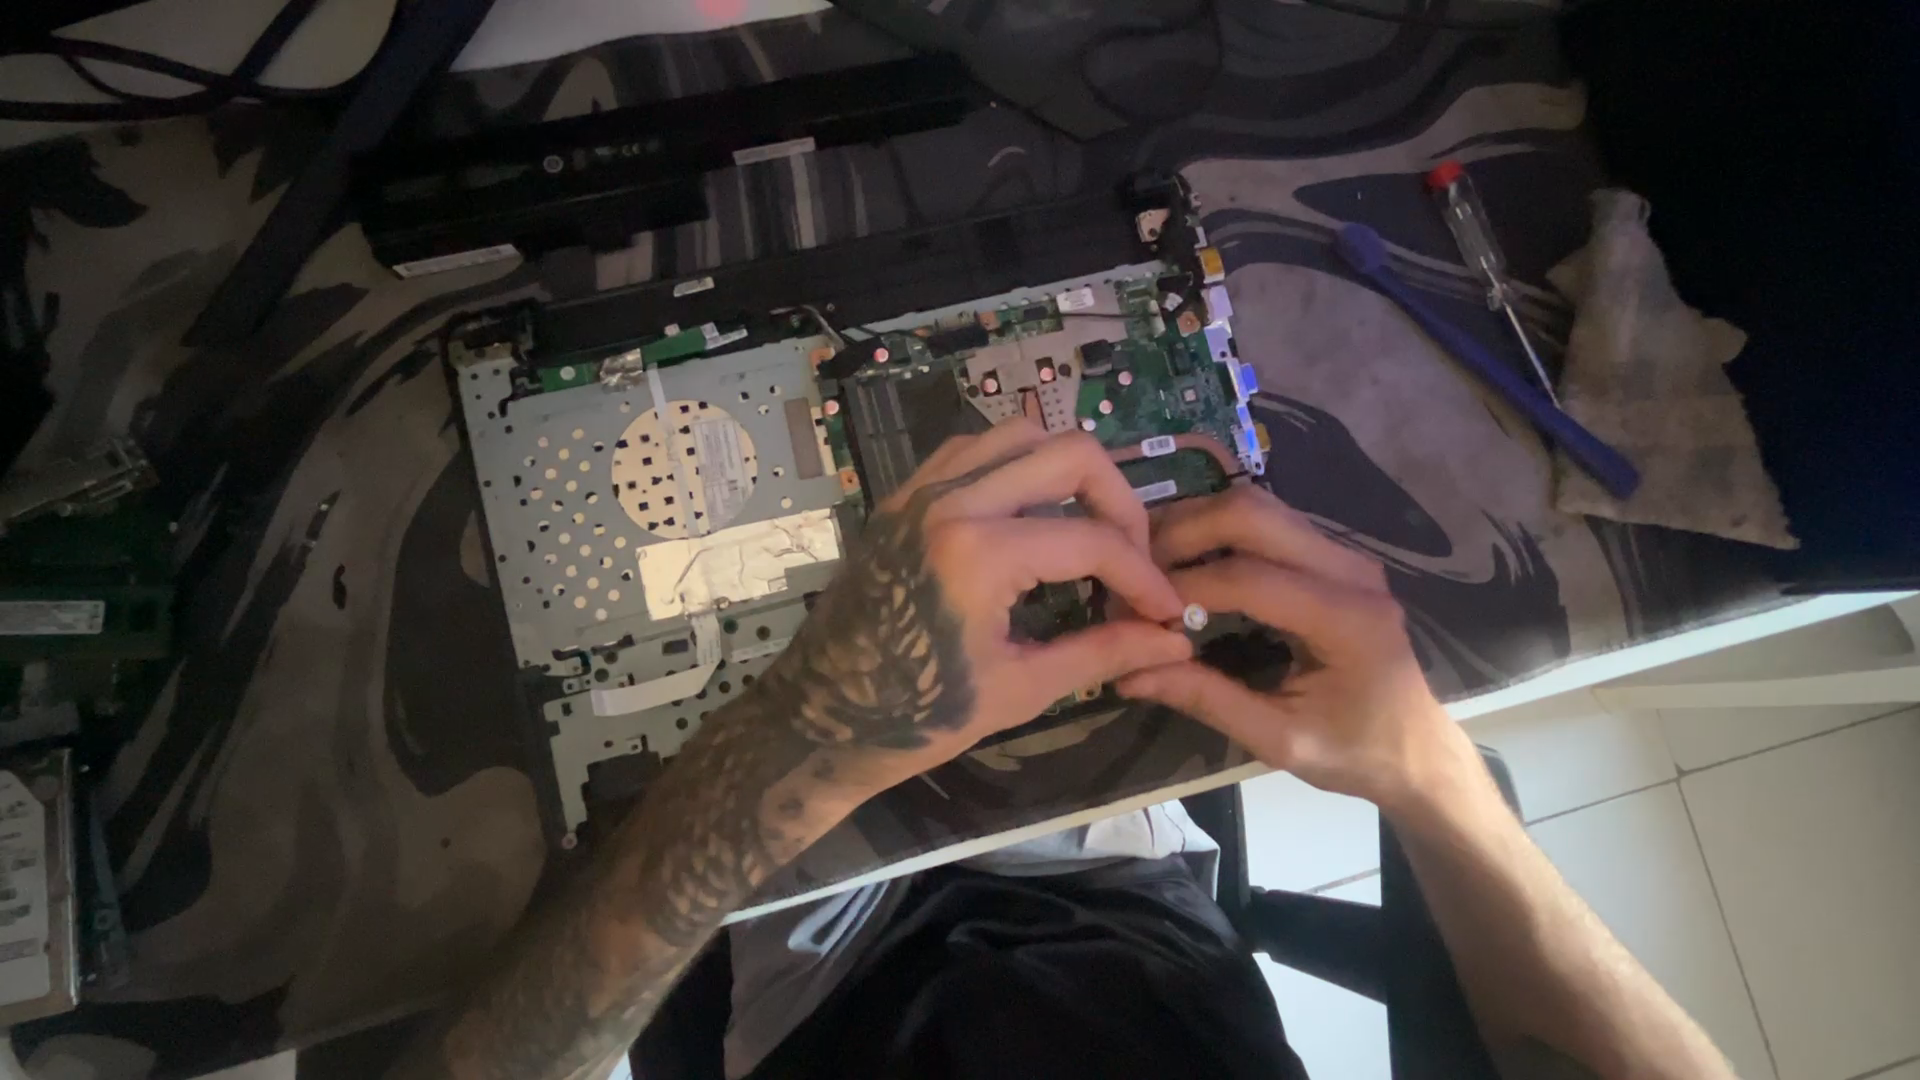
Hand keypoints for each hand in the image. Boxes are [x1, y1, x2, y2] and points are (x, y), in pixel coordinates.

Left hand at [760, 420, 1192, 790]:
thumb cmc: (916, 717)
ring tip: (1086, 527)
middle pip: (1067, 453)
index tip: (1166, 610)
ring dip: (1066, 472)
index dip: (1143, 576)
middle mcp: (949, 500)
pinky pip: (971, 450)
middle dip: (1119, 501)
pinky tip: (1029, 515)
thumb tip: (1176, 644)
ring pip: (1017, 435)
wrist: (821, 719)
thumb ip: (1104, 652)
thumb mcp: (1020, 690)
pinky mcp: (903, 496)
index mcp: (977, 552)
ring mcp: (919, 490)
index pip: (1092, 540)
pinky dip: (1014, 466)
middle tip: (1131, 555)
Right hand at [1115, 485, 1473, 813]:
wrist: (1419, 749)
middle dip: (1182, 532)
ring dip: (1196, 522)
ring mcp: (1344, 554)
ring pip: (1256, 504)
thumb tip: (1128, 674)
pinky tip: (1186, 557)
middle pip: (1251, 514)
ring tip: (1151, 558)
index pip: (1248, 578)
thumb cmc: (1355, 751)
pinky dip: (1216, 528)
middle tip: (1135, 568)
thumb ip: (1206, 699)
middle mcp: (1350, 569)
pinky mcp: (1332, 554)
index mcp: (1346, 619)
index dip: (1183, 587)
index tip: (1133, 611)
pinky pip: (1266, 519)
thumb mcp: (1278, 739)